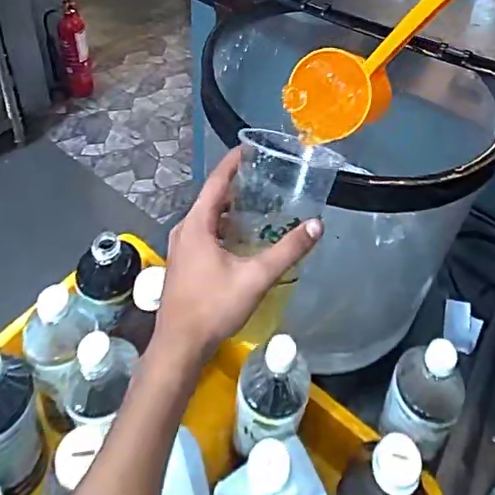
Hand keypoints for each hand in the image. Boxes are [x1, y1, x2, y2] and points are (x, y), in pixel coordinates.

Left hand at [153, 147, 322, 361]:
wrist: (179, 347)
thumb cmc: (213, 307)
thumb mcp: (256, 278)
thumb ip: (287, 251)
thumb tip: (316, 226)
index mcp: (197, 224)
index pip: (217, 181)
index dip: (233, 162)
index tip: (250, 147)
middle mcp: (185, 230)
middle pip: (212, 197)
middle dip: (237, 185)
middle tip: (265, 177)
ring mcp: (181, 248)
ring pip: (208, 217)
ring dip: (231, 208)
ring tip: (259, 204)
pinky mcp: (184, 263)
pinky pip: (205, 232)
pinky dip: (224, 226)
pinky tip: (243, 237)